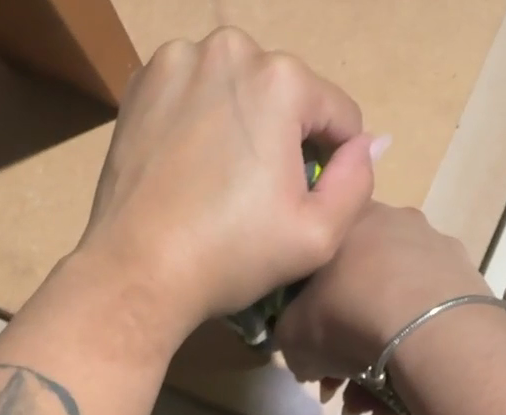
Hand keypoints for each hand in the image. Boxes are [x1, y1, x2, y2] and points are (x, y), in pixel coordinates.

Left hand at [75, 28, 379, 336]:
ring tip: (221, 187)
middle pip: (286, 97)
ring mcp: (177, 62)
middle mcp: (228, 50)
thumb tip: (368, 143)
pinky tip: (190, 171)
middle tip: (257, 200)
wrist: (137, 272)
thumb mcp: (318, 236)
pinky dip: (201, 124)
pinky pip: (195, 95)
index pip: (338, 114)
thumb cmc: (231, 257)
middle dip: (284, 141)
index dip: (333, 165)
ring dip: (242, 129)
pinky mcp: (141, 84)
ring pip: (239, 93)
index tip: (303, 204)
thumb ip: (357, 181)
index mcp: (280, 79)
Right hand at [276, 203, 492, 414]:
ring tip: (367, 406)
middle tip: (336, 384)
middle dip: (345, 345)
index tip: (309, 345)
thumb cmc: (348, 317)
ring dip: (375, 365)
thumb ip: (290, 334)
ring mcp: (438, 255)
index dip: (308, 309)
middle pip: (359, 292)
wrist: (429, 332)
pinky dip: (409, 365)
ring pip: (394, 315)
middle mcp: (398, 225)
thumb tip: (307, 353)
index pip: (320, 260)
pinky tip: (396, 401)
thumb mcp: (292, 333)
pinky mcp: (469, 288)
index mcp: (351, 221)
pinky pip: (426, 330)